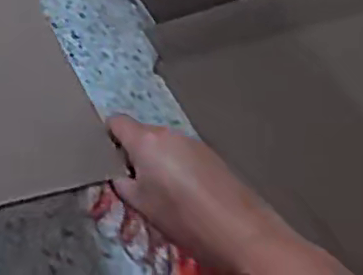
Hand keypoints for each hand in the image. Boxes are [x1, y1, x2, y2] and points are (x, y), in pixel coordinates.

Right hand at [106, 116, 350, 274]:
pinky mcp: (219, 160)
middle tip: (146, 184)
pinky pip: (190, 157)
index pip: (114, 121)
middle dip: (140, 154)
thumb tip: (121, 174)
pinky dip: (186, 171)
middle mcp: (169, 134)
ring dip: (164, 162)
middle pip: (143, 135)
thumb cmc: (187, 220)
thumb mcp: (140, 204)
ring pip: (167, 146)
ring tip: (175, 195)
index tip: (116, 162)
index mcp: (144, 139)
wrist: (252, 241)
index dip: (110, 139)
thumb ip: (120, 180)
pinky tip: (198, 199)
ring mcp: (197, 145)